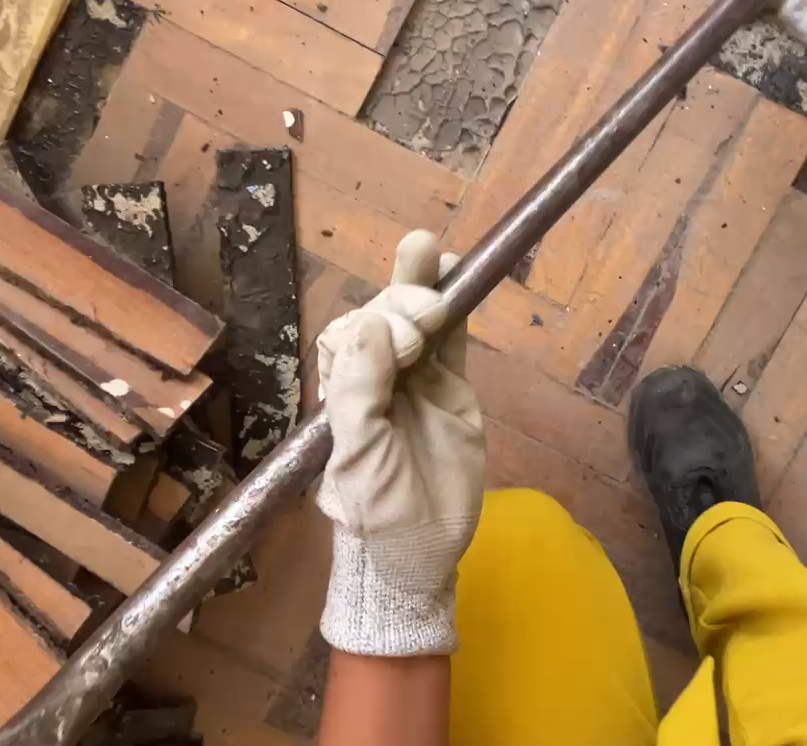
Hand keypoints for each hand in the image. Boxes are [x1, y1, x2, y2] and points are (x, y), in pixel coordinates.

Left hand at [314, 231, 483, 657]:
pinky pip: (455, 341)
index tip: (405, 340)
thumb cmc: (379, 511)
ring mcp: (418, 379)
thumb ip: (360, 390)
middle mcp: (379, 376)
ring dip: (424, 285)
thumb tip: (372, 324)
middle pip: (386, 318)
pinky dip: (458, 311)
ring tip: (433, 255)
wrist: (425, 551)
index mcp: (345, 391)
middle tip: (430, 313)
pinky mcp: (453, 387)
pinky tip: (461, 276)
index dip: (376, 325)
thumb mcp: (357, 458)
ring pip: (420, 321)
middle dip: (404, 302)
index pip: (352, 336)